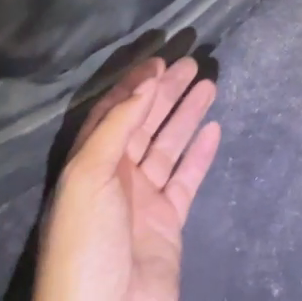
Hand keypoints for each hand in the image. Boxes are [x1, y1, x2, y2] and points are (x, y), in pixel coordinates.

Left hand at [34, 56, 221, 300]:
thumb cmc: (86, 242)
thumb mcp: (88, 177)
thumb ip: (117, 126)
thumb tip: (146, 83)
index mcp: (89, 163)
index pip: (114, 112)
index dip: (136, 86)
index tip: (161, 60)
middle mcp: (115, 177)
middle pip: (144, 123)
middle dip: (166, 92)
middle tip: (193, 63)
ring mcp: (143, 200)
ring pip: (168, 145)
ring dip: (187, 115)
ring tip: (210, 85)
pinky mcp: (167, 222)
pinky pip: (186, 178)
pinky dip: (200, 154)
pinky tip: (215, 129)